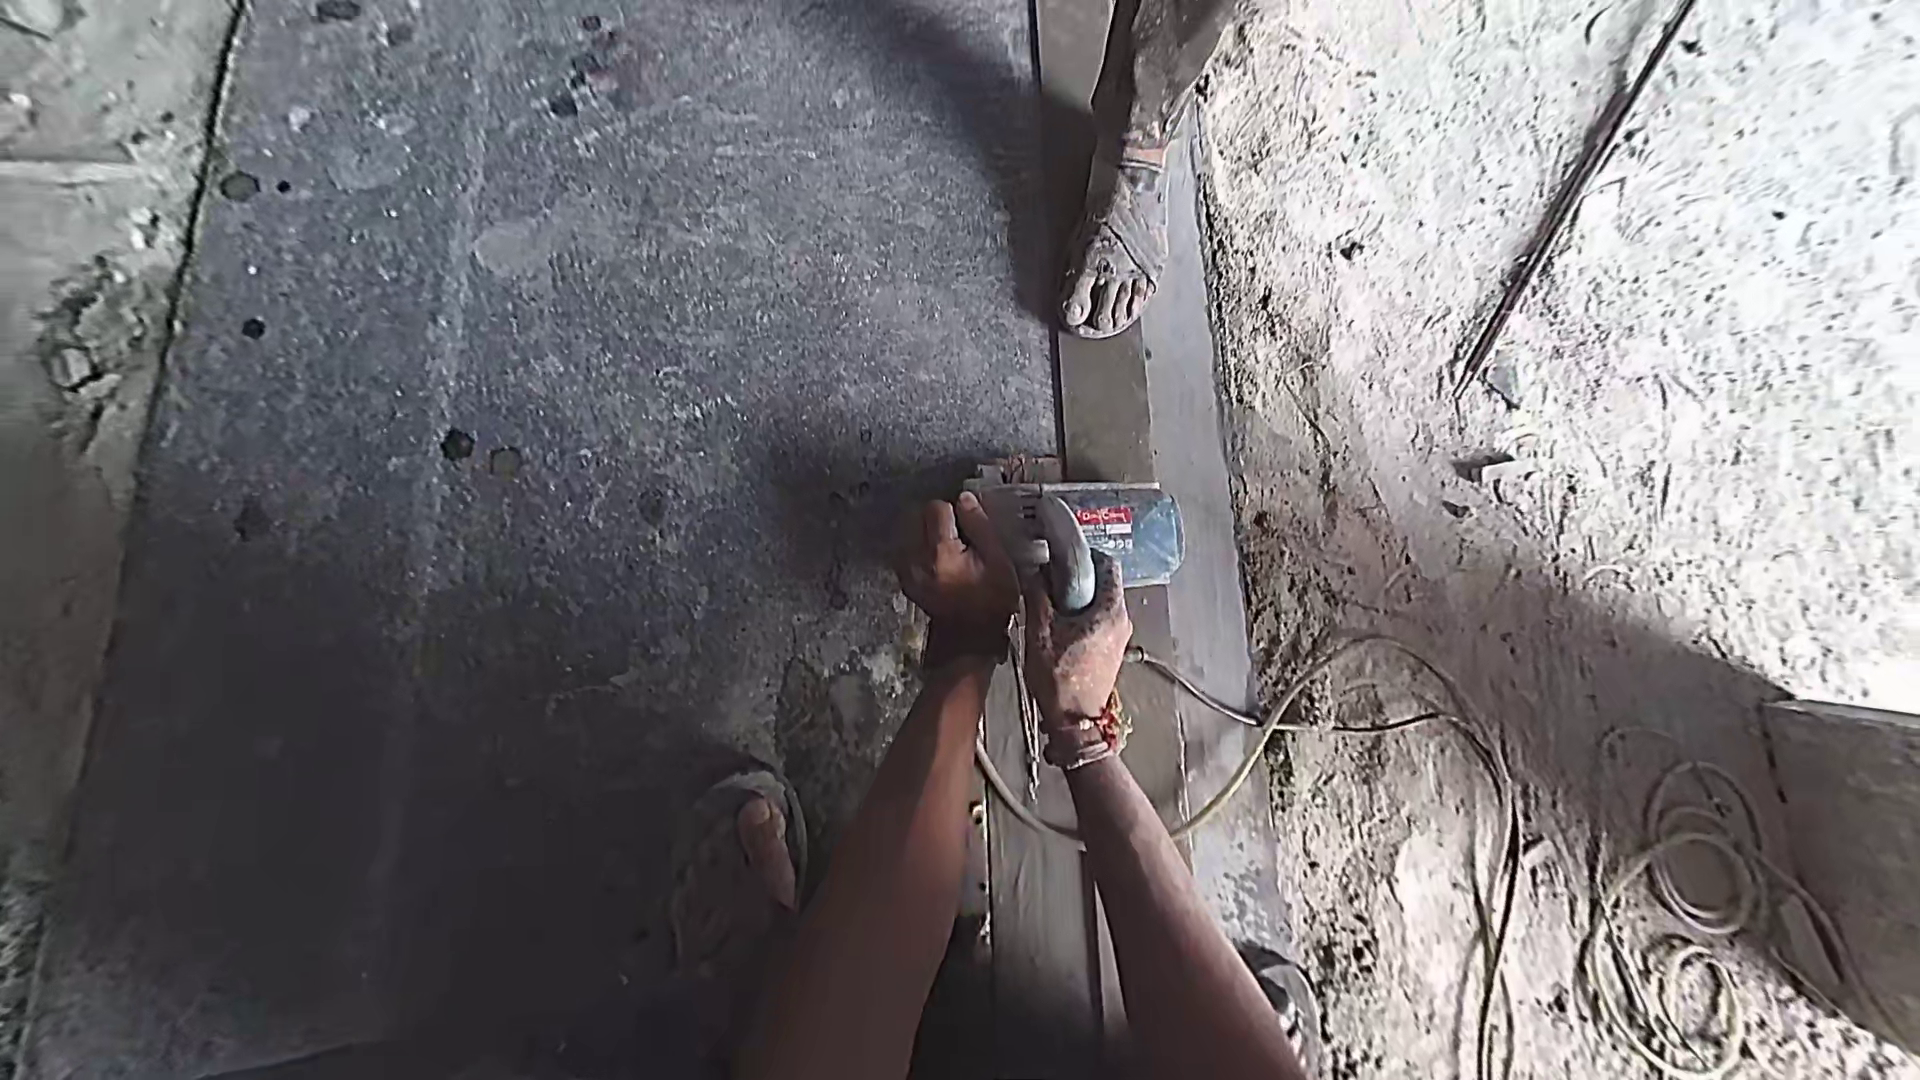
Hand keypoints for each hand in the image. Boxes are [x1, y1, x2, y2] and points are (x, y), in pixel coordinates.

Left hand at [896, 492, 1017, 662]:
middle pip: (918, 515)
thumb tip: (965, 498)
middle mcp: (916, 559)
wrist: (969, 639)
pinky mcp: (905, 578)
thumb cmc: (990, 603)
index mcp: (940, 553)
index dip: (955, 512)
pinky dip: (921, 546)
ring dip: (928, 531)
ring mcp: (907, 569)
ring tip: (950, 549)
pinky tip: (940, 560)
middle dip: (938, 519)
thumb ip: (981, 527)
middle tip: (960, 537)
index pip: (936, 508)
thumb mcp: (999, 563)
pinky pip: (908, 547)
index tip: (968, 528)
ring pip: (910, 529)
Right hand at [1021, 551, 1130, 725]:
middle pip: (1103, 582)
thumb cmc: (1059, 678)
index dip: (1084, 553)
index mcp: (1111, 611)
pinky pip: (1099, 619)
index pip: (1108, 563)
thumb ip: (1037, 594)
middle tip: (1048, 576)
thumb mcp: (1040, 631)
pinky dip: (1081, 612)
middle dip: (1076, 575)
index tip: (1061, 554)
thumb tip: (1033, 569)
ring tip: (1048, 598)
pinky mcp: (1111, 649)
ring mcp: (1120, 637)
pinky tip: (1057, 621)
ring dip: (1076, 596)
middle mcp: (1122, 621)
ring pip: (1100, 601)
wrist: (1074, 722)